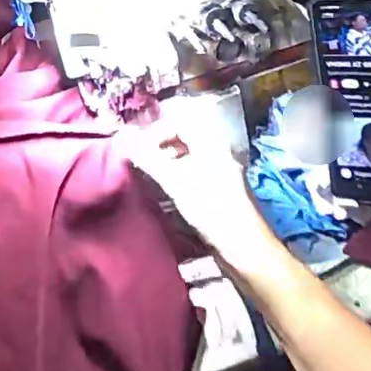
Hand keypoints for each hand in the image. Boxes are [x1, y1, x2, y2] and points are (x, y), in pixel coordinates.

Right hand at [124, 121, 281, 270]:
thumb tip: (124, 139)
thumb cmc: (212, 210)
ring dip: (169, 163)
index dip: (157, 131)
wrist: (247, 249)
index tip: (139, 148)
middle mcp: (219, 150)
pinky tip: (169, 194)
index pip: (180, 121)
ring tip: (152, 178)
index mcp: (211, 142)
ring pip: (191, 157)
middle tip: (142, 161)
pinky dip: (180, 177)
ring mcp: (223, 171)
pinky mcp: (223, 191)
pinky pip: (197, 173)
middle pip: (185, 138)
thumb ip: (150, 159)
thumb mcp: (177, 183)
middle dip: (161, 146)